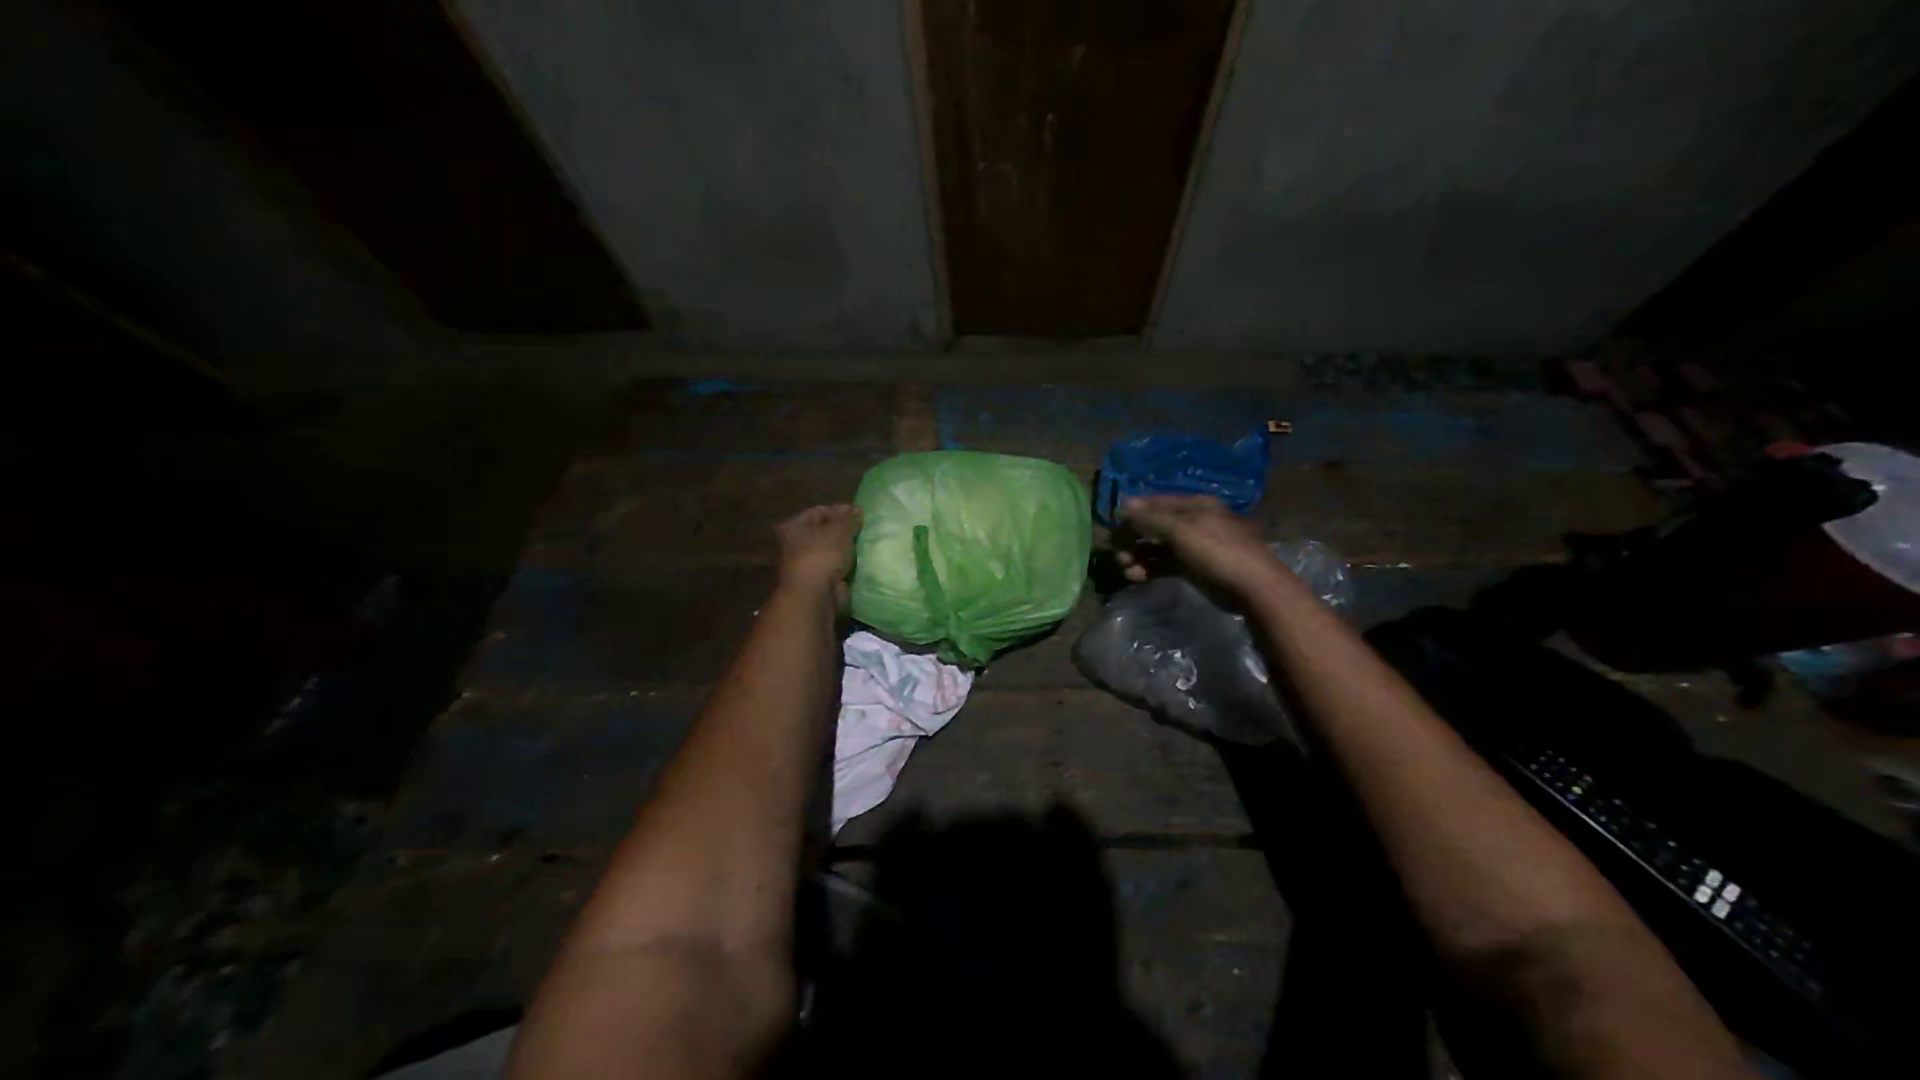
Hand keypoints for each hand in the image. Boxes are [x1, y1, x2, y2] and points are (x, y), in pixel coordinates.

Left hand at [775, 504, 861, 602]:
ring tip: (866, 547)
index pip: (819, 512)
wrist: (815, 596)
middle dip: (844, 532)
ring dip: (846, 551)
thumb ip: (849, 518)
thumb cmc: (822, 555)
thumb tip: (857, 510)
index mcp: (793, 526)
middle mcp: (794, 545)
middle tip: (864, 531)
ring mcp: (806, 566)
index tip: (860, 515)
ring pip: (831, 552)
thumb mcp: (840, 529)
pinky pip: (835, 570)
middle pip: (824, 533)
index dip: (839, 511)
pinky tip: (861, 564)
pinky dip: (847, 568)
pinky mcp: (817, 583)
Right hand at [1116, 495, 1287, 597]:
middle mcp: (1193, 521)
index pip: (1155, 503)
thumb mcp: (1182, 531)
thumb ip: (1151, 518)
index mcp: (1194, 505)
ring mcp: (1194, 545)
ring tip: (1125, 569)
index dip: (1133, 513)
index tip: (1112, 528)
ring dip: (1138, 556)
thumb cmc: (1217, 551)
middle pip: (1154, 525)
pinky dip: (1150, 568)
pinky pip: (1165, 563)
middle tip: (1116, 555)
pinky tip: (1136, 577)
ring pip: (1158, 546)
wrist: (1254, 587)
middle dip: (1133, 538)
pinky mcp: (1194, 567)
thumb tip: (1123, 504)